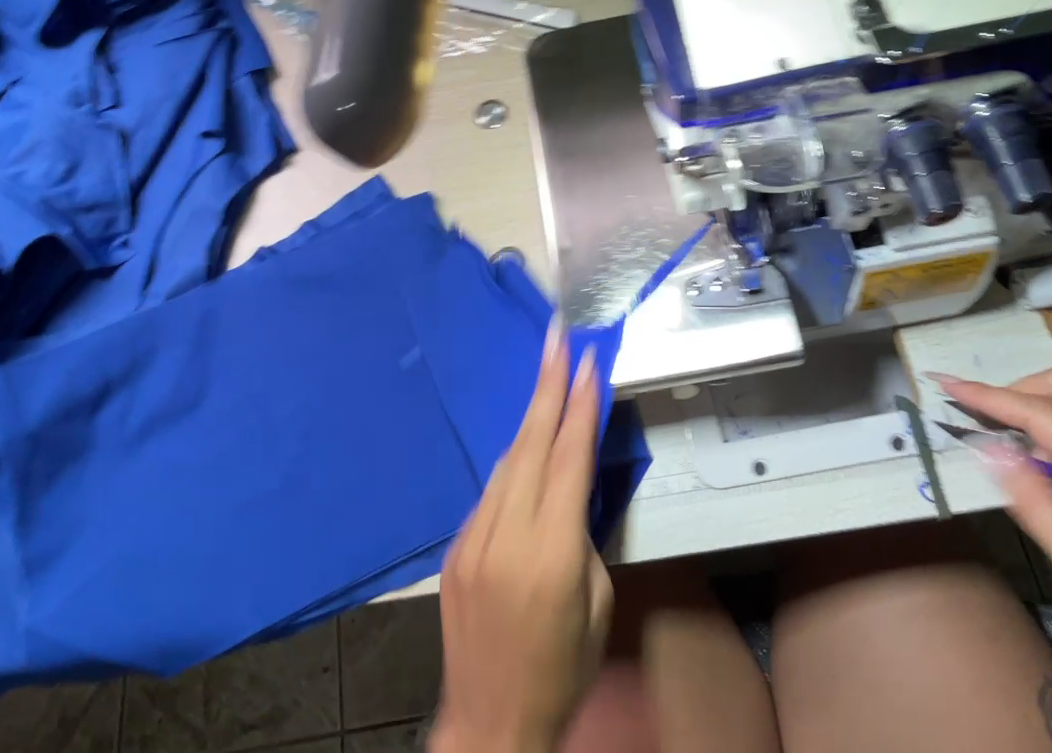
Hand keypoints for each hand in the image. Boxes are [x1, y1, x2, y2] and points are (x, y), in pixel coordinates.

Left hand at [432, 326, 612, 752]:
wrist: (491, 720)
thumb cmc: (561, 670)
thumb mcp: (596, 603)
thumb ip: (583, 538)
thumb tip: (571, 494)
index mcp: (551, 551)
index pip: (570, 460)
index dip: (582, 408)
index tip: (590, 363)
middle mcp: (505, 534)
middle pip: (531, 444)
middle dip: (548, 386)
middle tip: (556, 338)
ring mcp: (472, 539)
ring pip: (507, 462)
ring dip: (530, 419)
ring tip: (547, 377)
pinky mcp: (455, 550)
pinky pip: (490, 493)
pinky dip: (513, 464)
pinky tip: (527, 446)